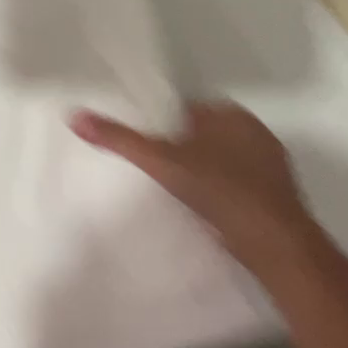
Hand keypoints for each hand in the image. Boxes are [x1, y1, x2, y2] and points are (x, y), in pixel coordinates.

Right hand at [71, 101, 324, 270]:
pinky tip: (195, 198)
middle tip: (148, 159)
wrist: (272, 241)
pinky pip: (233, 176)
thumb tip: (73, 115)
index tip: (140, 137)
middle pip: (201, 130)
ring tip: (167, 180)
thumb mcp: (157, 161)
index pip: (186, 106)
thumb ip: (117, 138)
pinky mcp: (273, 191)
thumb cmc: (218, 190)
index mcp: (233, 116)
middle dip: (177, 141)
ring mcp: (269, 163)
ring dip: (196, 163)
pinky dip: (213, 183)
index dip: (160, 120)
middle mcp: (256, 132)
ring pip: (218, 154)